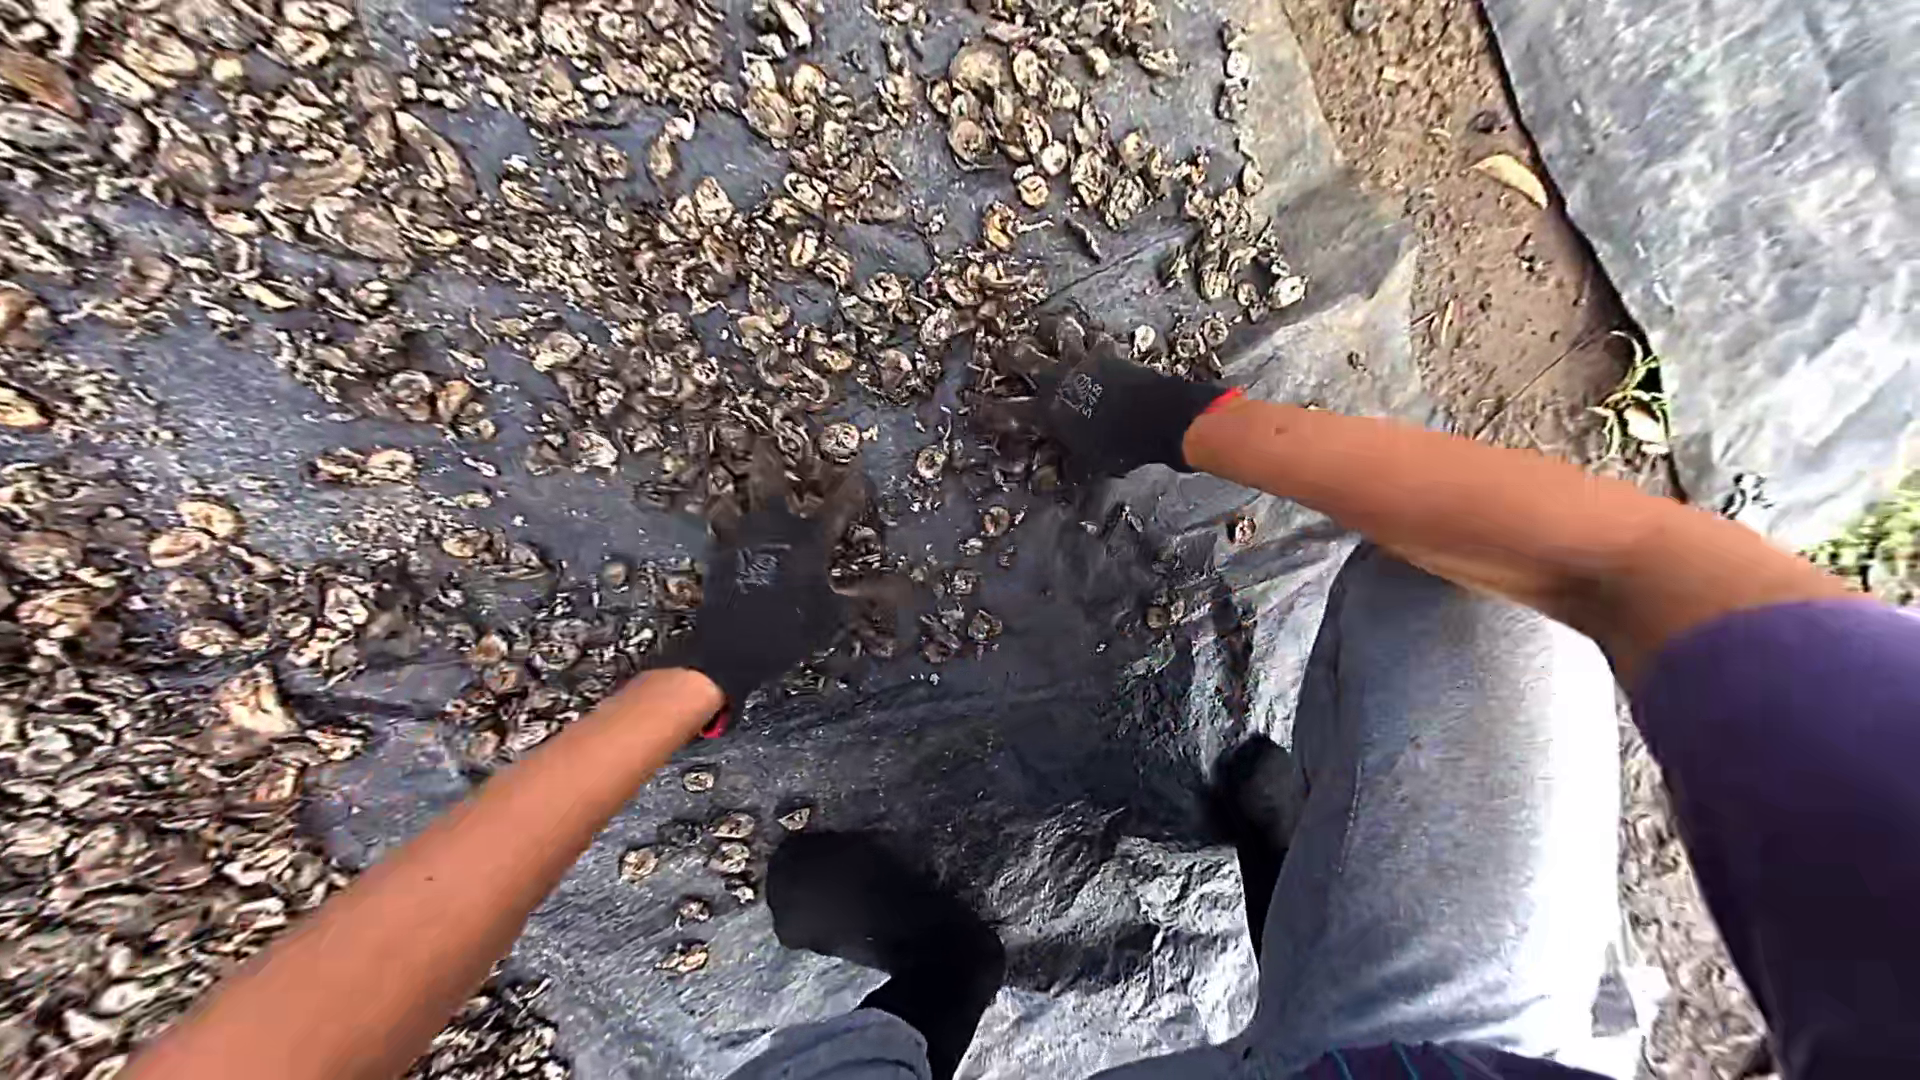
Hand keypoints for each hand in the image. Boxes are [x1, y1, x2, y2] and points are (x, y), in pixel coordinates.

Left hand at [683, 450, 857, 705]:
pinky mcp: (719, 550)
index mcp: (809, 540)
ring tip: (735, 468)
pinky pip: (719, 522)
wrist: (730, 647)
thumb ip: (868, 594)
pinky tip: (719, 504)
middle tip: (767, 439)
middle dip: (772, 461)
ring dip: (739, 484)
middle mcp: (775, 528)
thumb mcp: (834, 613)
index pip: (838, 506)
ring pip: (738, 498)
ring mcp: (743, 536)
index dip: (852, 488)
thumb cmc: (789, 628)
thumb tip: (907, 587)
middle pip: (773, 484)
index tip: (860, 470)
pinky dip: (721, 510)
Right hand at [986, 312, 1234, 476]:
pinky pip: (1096, 338)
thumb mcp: (1089, 463)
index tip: (972, 408)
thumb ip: (1070, 462)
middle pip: (1022, 359)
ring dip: (1052, 330)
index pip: (1006, 412)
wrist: (1159, 418)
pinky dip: (1093, 339)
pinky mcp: (1108, 353)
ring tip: (1047, 326)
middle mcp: (1057, 381)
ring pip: (1059, 334)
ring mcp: (1082, 362)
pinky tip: (1094, 338)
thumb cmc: (1120, 447)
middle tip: (1002, 352)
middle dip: (1008, 354)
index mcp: (1046, 412)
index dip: (986, 411)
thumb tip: (1062, 476)